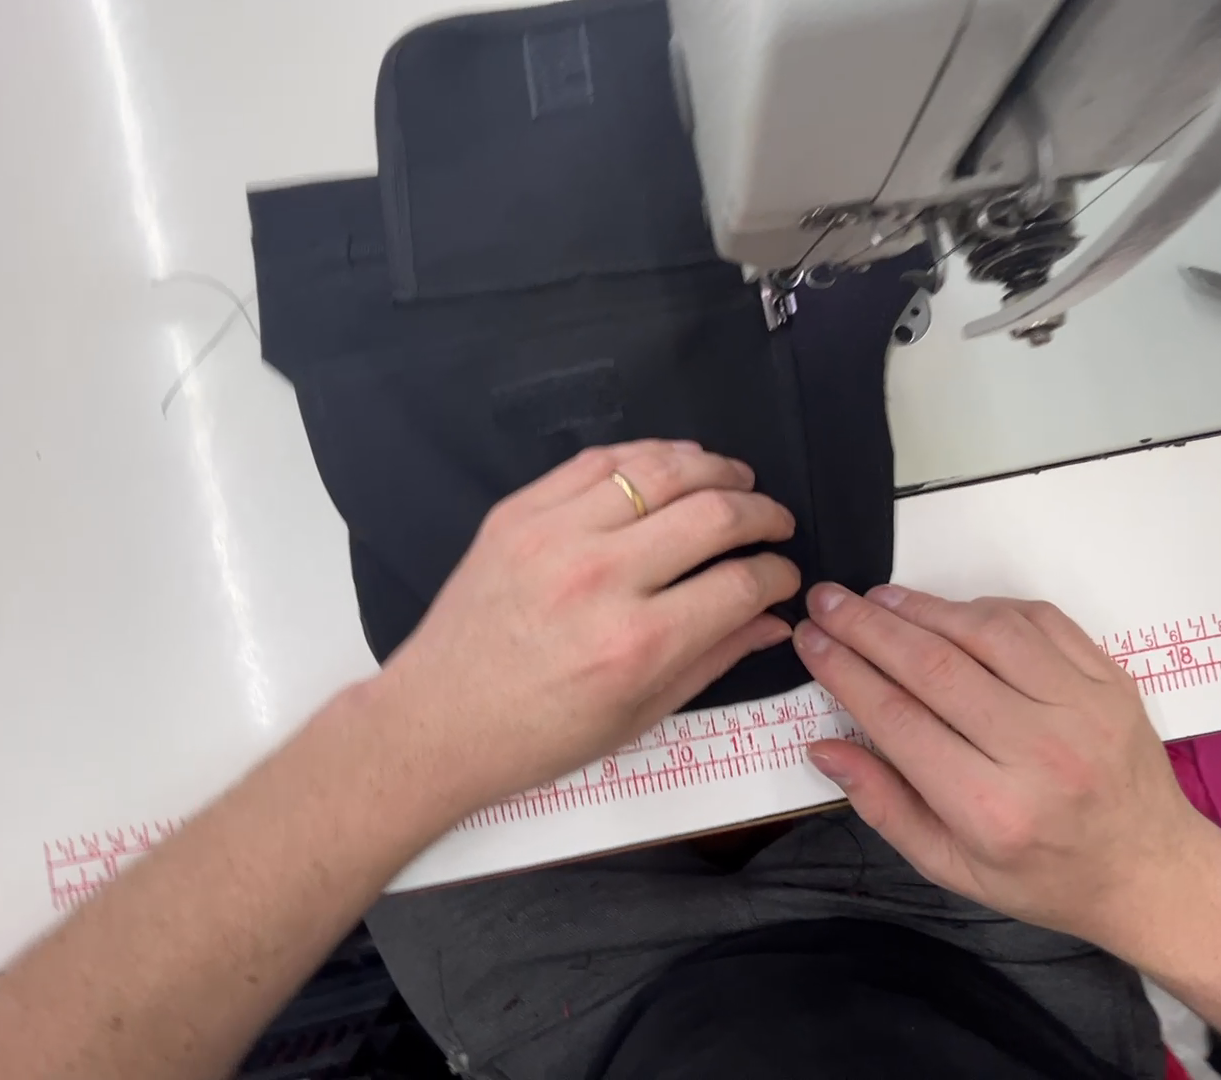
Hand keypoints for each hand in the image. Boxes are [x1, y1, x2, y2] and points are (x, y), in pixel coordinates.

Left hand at [367, 441, 799, 812]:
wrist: (437, 720)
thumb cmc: (541, 735)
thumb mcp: (639, 716)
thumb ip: (714, 658)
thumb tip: (773, 619)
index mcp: (637, 644)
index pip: (739, 583)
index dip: (777, 574)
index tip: (782, 574)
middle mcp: (601, 578)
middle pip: (712, 515)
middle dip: (762, 513)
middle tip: (774, 521)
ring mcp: (554, 535)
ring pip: (660, 471)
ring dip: (714, 468)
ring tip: (737, 478)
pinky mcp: (518, 512)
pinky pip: (598, 460)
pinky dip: (648, 454)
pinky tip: (674, 462)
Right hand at [793, 583, 1215, 947]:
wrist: (1154, 873)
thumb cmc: (1041, 876)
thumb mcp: (950, 866)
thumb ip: (883, 805)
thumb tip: (822, 748)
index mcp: (992, 809)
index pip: (896, 719)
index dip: (843, 671)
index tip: (809, 638)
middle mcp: (1040, 753)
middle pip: (933, 666)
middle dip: (866, 626)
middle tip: (825, 598)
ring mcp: (1083, 708)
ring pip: (983, 632)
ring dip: (918, 606)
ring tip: (873, 598)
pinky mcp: (1110, 679)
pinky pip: (1036, 618)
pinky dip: (980, 605)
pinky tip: (945, 609)